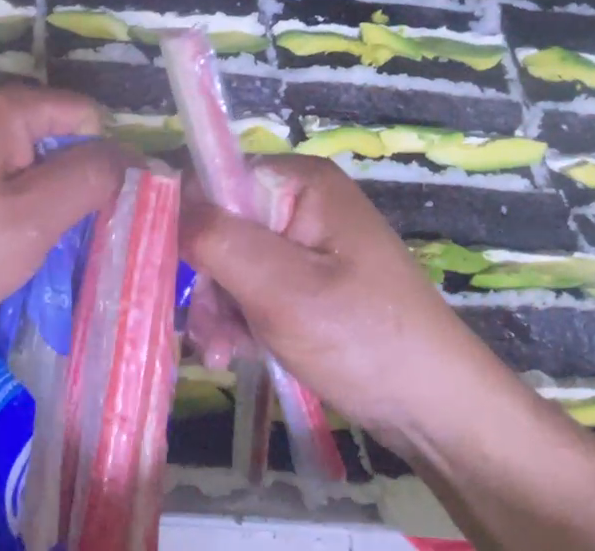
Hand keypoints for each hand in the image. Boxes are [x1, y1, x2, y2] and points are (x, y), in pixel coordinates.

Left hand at [0, 84, 135, 331]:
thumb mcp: (33, 217)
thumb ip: (89, 178)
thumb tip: (132, 157)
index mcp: (6, 107)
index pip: (88, 117)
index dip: (104, 162)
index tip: (101, 214)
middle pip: (59, 134)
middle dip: (74, 180)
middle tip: (70, 233)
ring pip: (32, 157)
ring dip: (45, 196)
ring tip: (38, 242)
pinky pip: (2, 171)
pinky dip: (14, 200)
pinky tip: (3, 238)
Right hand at [180, 156, 514, 447]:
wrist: (439, 415)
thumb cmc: (366, 341)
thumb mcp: (283, 289)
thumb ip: (216, 239)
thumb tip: (155, 199)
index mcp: (299, 182)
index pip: (212, 179)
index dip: (185, 222)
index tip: (176, 274)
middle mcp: (298, 201)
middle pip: (216, 225)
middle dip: (204, 281)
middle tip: (207, 333)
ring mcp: (303, 242)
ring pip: (227, 262)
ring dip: (216, 308)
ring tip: (221, 354)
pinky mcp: (304, 280)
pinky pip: (248, 287)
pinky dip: (236, 320)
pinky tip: (236, 353)